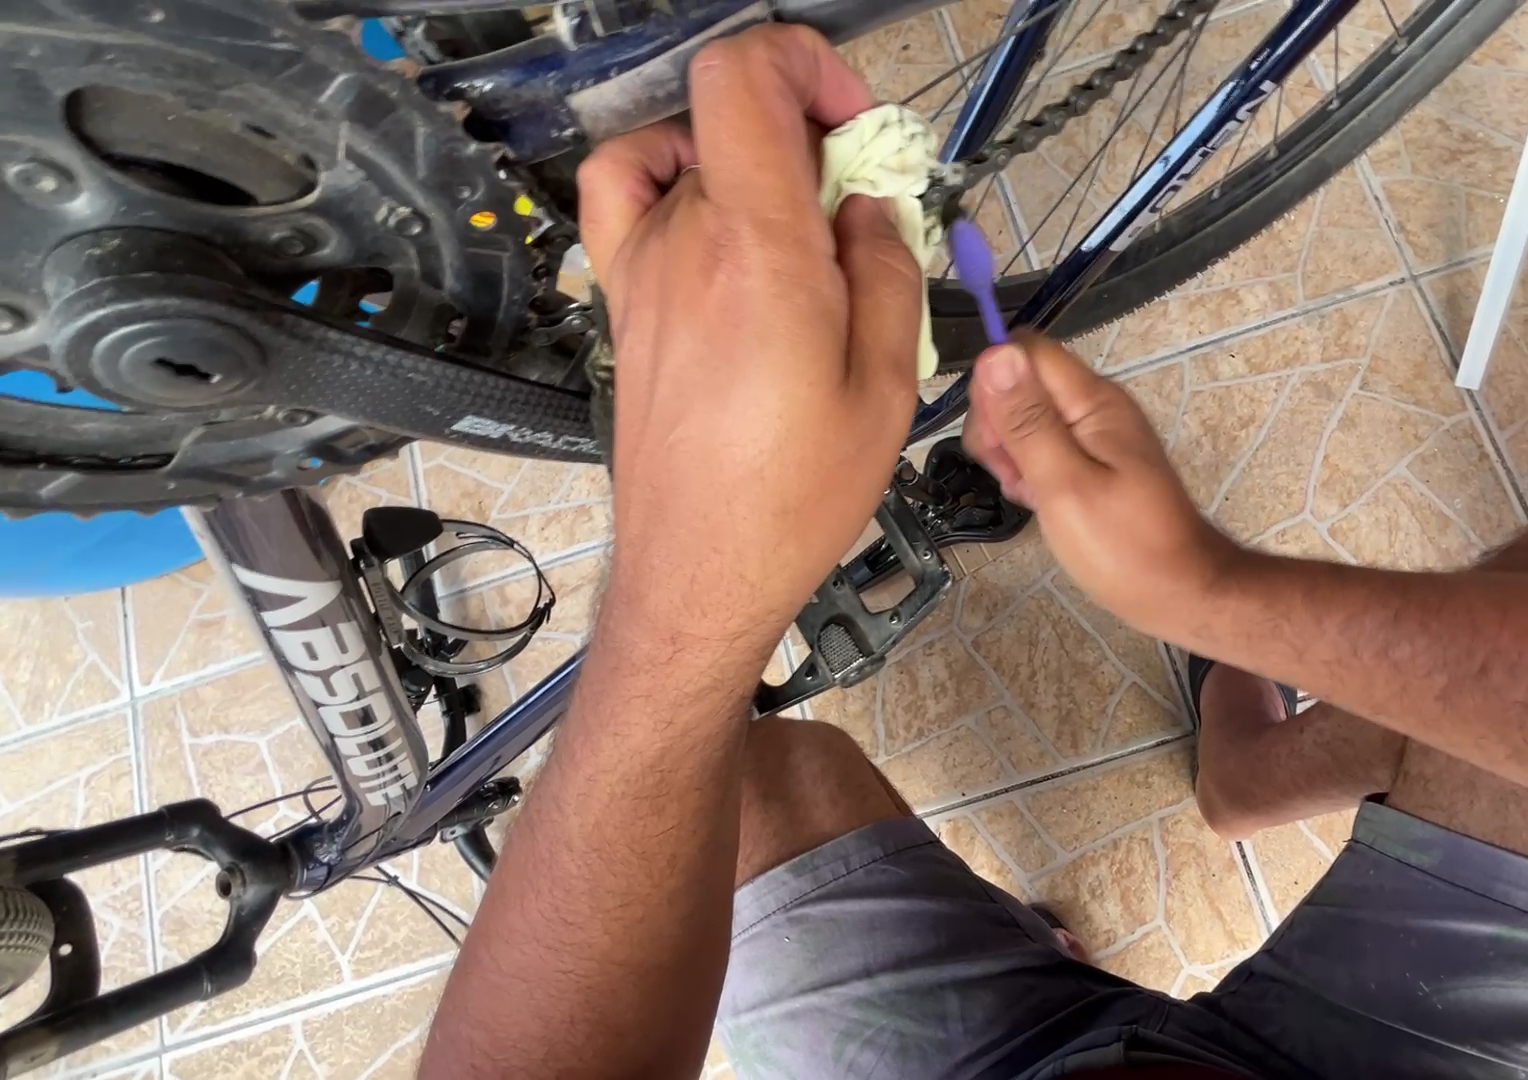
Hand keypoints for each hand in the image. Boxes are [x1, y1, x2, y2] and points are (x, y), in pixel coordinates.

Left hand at [577, 26, 923, 656]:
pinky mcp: (625, 304)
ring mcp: (642, 270)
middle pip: (740, 123)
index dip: (806, 66)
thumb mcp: (885, 389)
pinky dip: (672, 175)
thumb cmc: (796, 496)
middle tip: (863, 219)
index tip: (859, 124)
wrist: (704, 566)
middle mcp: (685, 242)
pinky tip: (716, 219)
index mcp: (759, 252)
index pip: (746, 77)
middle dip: (816, 146)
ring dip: (763, 174)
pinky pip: (624, 194)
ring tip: (805, 241)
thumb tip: (871, 211)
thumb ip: (887, 275)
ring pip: (700, 160)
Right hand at [963, 333, 1244, 642]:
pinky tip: (1038, 501)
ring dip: (1010, 453)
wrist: (1176, 591)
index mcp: (1093, 401)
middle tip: (1014, 478)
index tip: (994, 442)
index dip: (994, 386)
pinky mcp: (1091, 459)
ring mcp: (1094, 433)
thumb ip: (1027, 421)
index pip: (1025, 350)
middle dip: (999, 425)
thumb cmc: (1122, 547)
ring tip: (1029, 495)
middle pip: (1021, 382)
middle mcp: (1094, 406)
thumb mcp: (1064, 485)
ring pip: (1026, 416)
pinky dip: (1029, 470)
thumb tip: (994, 354)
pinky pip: (1043, 445)